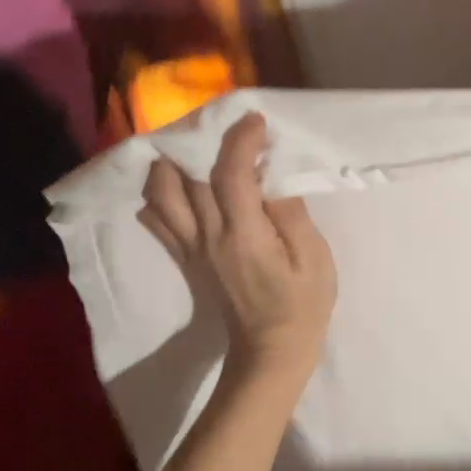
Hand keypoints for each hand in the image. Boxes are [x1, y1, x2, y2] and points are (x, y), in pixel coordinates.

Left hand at [138, 113, 336, 381]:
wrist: (271, 351)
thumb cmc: (302, 304)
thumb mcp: (313, 258)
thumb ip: (291, 214)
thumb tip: (273, 180)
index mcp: (243, 233)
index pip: (230, 174)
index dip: (239, 141)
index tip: (255, 120)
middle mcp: (208, 236)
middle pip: (185, 178)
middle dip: (200, 143)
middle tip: (220, 126)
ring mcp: (192, 249)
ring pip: (160, 197)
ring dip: (168, 166)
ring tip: (189, 150)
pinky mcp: (187, 260)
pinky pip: (157, 222)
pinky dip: (157, 197)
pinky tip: (173, 186)